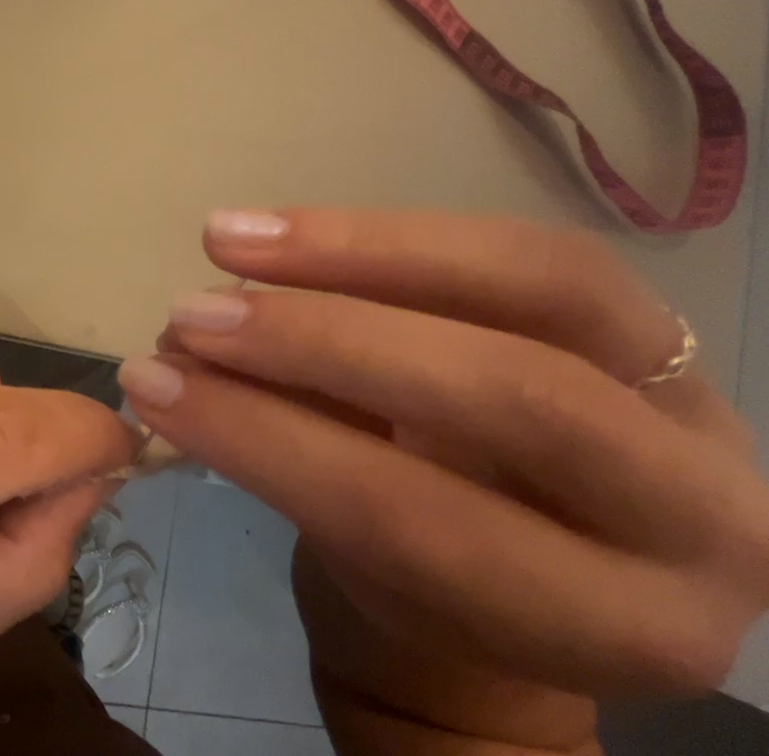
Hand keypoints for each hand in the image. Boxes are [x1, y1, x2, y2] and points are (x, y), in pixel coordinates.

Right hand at [117, 210, 768, 749]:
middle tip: (188, 314)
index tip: (147, 384)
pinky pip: (528, 255)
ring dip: (356, 252)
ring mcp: (703, 409)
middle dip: (317, 339)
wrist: (523, 586)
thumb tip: (173, 364)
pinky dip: (391, 233)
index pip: (415, 515)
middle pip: (508, 393)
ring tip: (225, 239)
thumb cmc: (418, 594)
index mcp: (611, 622)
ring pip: (543, 287)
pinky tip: (286, 230)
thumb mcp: (354, 564)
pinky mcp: (659, 332)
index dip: (264, 436)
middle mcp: (705, 521)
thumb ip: (281, 459)